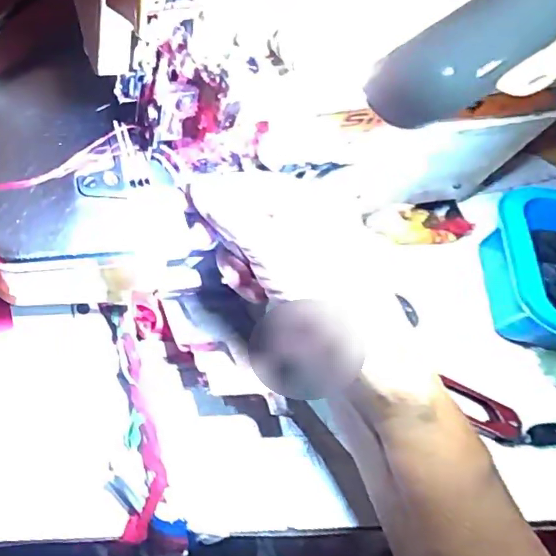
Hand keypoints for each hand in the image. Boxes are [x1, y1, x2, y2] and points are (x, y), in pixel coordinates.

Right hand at [185, 171, 441, 419]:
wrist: (369, 371)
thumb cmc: (329, 305)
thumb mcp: (274, 254)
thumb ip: (231, 218)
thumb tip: (195, 187)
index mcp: (316, 207)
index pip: (253, 183)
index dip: (217, 192)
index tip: (186, 205)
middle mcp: (309, 224)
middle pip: (245, 212)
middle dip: (223, 231)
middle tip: (201, 242)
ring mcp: (301, 255)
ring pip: (244, 242)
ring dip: (233, 260)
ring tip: (242, 281)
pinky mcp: (292, 283)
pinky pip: (254, 267)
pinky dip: (245, 278)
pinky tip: (252, 293)